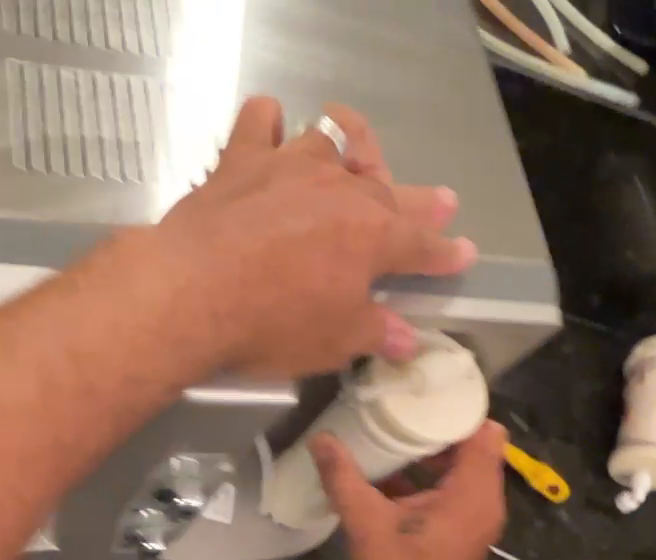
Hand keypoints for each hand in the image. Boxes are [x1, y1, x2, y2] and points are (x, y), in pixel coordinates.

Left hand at [156, 98, 476, 377]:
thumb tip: (406, 338)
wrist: (192, 293)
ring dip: (354, 148)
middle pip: (390, 191)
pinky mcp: (241, 159)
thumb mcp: (331, 343)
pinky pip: (261, 121)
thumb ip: (372, 333)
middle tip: (440, 201)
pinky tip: (271, 133)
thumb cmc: (270, 324)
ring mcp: (291, 166)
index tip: (463, 252)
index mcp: (373, 238)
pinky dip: (270, 125)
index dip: (444, 253)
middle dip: (419, 201)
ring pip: (335, 140)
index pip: (421, 245)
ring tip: (361, 156)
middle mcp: (341, 190)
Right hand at [313, 422, 508, 559]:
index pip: (484, 431)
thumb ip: (343, 477)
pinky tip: (393, 471)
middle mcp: (485, 500)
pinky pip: (455, 489)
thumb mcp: (365, 522)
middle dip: (438, 428)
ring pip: (463, 468)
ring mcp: (476, 517)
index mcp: (473, 493)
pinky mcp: (464, 529)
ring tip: (394, 434)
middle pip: (473, 446)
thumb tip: (320, 439)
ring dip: (432, 453)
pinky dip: (430, 478)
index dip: (457, 410)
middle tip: (402, 410)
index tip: (424, 396)